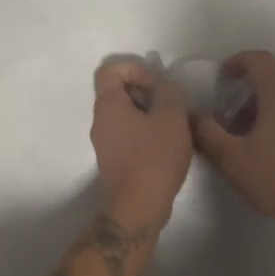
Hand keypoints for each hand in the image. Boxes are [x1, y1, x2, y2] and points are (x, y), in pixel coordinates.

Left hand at [91, 57, 193, 223]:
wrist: (139, 206)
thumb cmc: (154, 157)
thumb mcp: (171, 117)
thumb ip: (170, 92)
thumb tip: (165, 87)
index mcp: (107, 105)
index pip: (111, 69)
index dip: (136, 68)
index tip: (158, 85)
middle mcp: (100, 121)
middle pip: (119, 92)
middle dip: (147, 92)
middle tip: (171, 105)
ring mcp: (105, 143)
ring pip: (126, 115)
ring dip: (150, 114)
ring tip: (174, 126)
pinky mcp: (115, 161)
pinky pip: (129, 135)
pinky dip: (146, 133)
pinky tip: (167, 146)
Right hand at [191, 51, 274, 230]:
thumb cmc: (274, 177)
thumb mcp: (231, 158)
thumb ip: (207, 132)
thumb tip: (193, 114)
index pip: (259, 59)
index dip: (238, 61)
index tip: (221, 78)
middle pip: (270, 81)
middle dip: (244, 93)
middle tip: (225, 119)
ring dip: (259, 110)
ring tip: (241, 139)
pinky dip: (274, 121)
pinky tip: (264, 151)